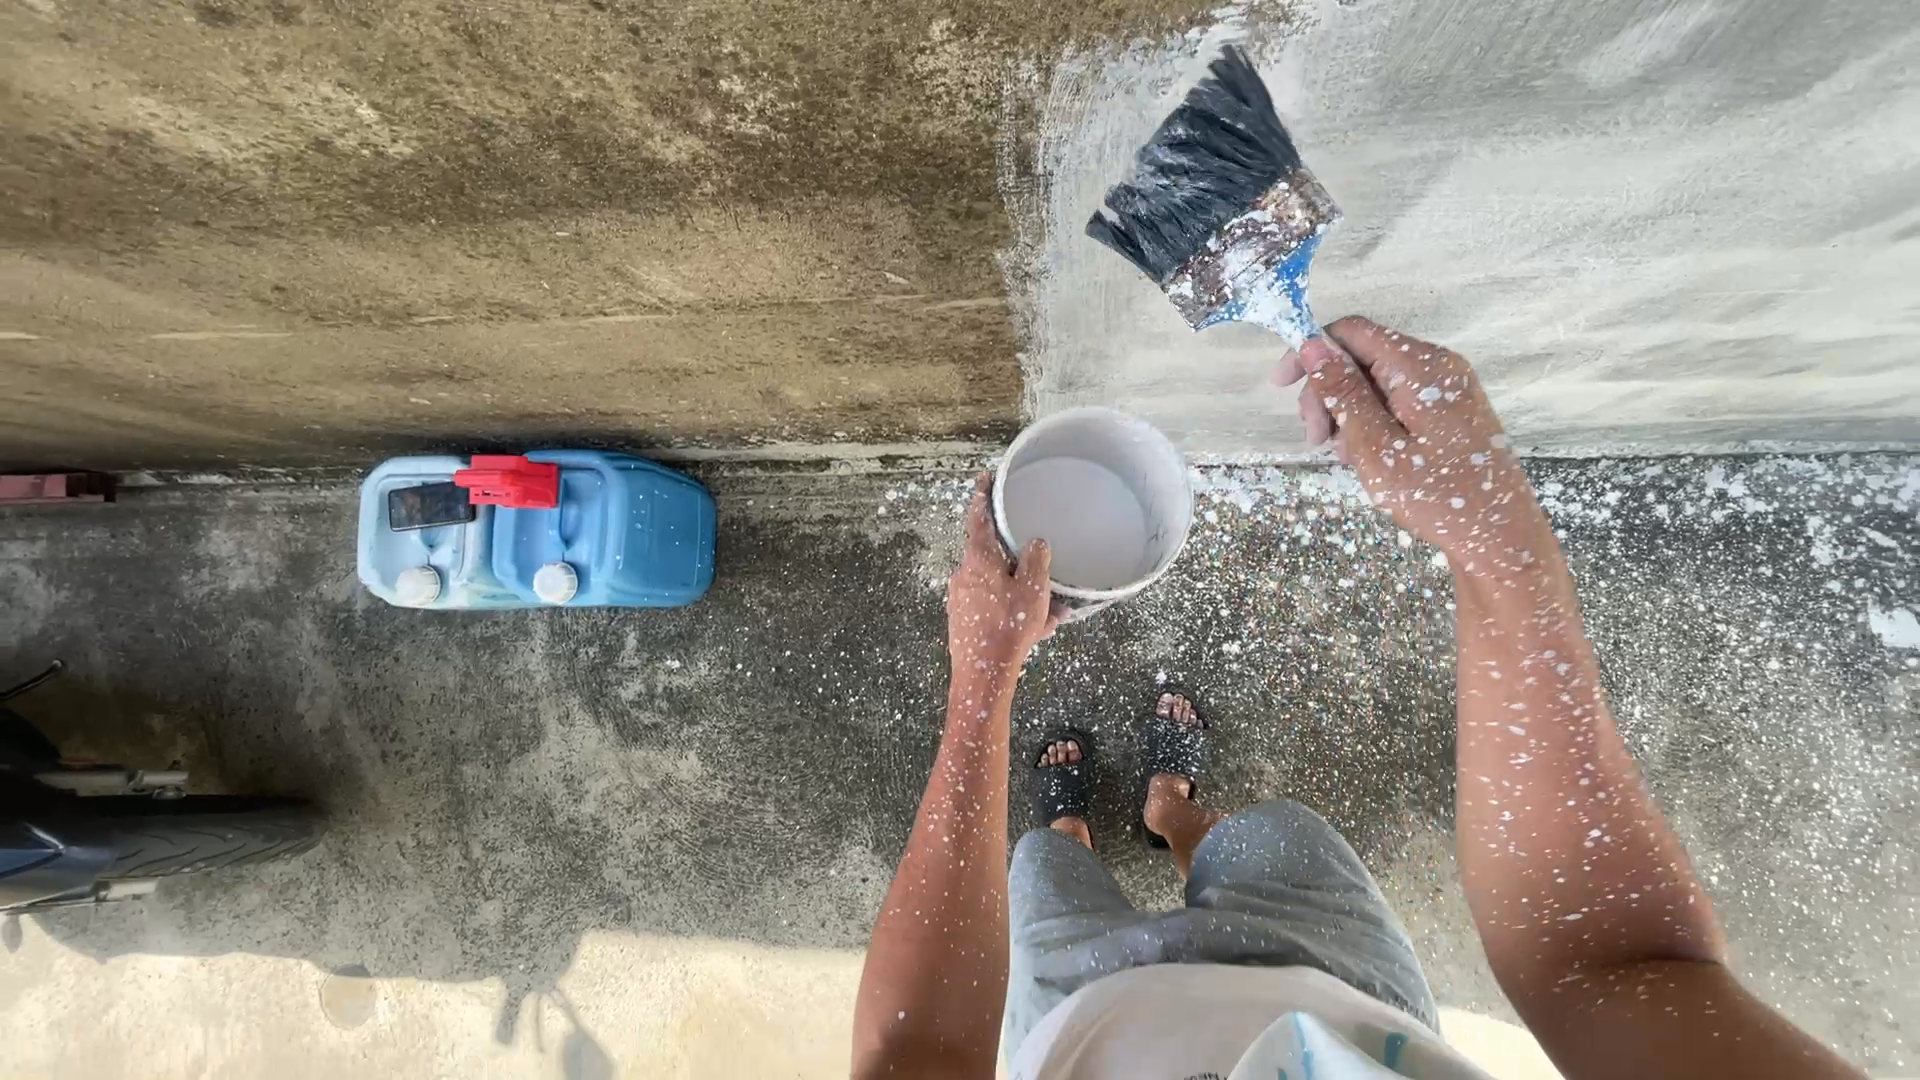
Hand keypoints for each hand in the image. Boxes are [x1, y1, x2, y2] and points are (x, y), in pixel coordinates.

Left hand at [947, 473, 1061, 677]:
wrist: (983, 674)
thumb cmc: (1008, 627)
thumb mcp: (1033, 588)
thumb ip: (1035, 559)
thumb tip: (1035, 543)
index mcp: (978, 559)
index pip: (978, 517)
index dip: (983, 496)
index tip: (985, 479)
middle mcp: (964, 574)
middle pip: (993, 556)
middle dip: (1020, 563)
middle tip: (1041, 570)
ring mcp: (961, 599)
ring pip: (999, 586)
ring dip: (1023, 594)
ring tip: (1051, 614)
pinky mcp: (963, 620)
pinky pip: (994, 607)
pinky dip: (1015, 612)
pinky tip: (1039, 630)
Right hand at [1280, 316, 1554, 578]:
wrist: (1496, 535)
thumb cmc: (1434, 494)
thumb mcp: (1374, 445)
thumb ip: (1342, 392)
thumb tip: (1312, 345)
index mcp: (1420, 367)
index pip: (1351, 332)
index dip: (1310, 351)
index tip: (1280, 386)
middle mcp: (1436, 365)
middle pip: (1360, 355)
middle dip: (1325, 390)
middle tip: (1314, 439)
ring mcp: (1445, 387)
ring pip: (1373, 379)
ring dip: (1343, 410)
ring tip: (1342, 454)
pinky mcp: (1447, 409)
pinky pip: (1393, 398)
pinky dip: (1367, 419)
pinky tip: (1364, 453)